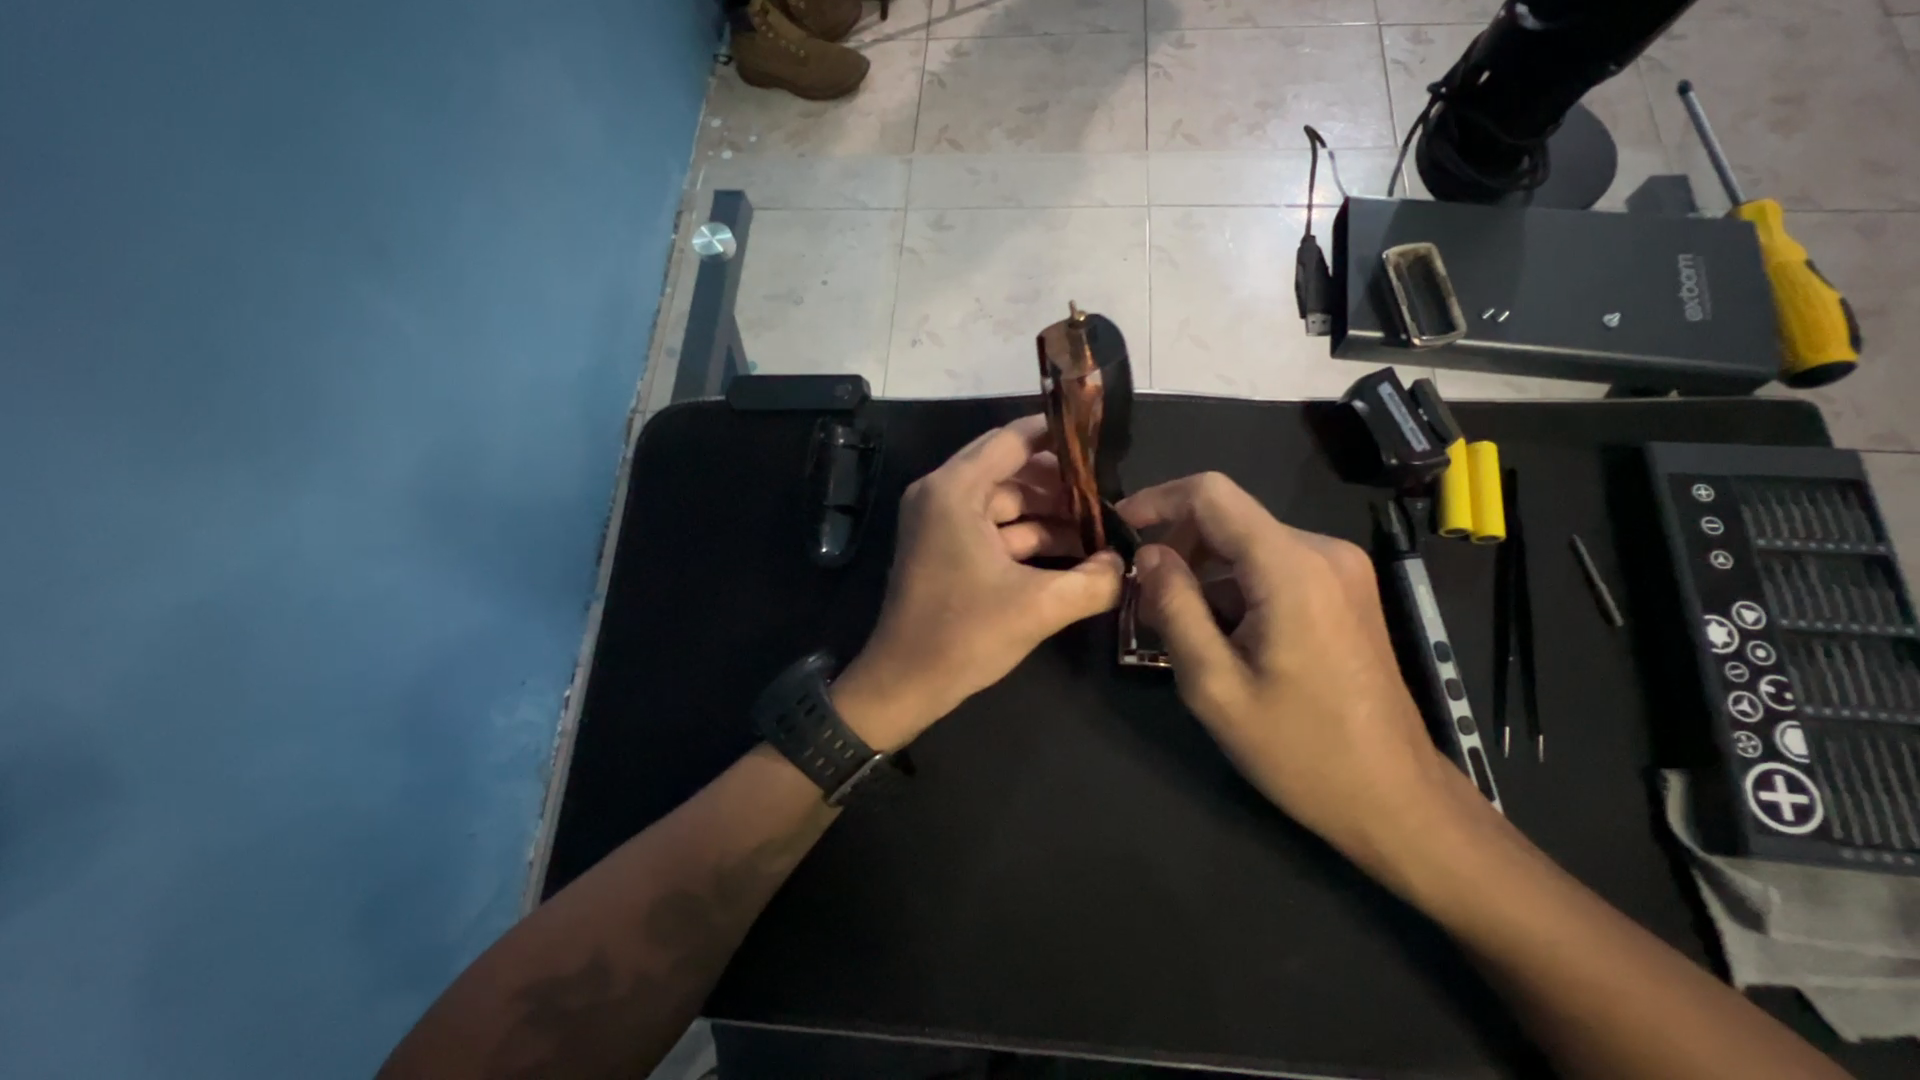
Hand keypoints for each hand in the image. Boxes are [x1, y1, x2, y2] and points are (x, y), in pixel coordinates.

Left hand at [833, 416, 1124, 751]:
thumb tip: (1128, 565)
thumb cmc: (964, 635)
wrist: (904, 684)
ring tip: (1101, 528)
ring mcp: (941, 522)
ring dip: (1050, 515)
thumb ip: (1095, 581)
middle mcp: (942, 494)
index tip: (1101, 439)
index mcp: (954, 490)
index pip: (1013, 440)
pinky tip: (1074, 555)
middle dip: (1062, 483)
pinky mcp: (945, 549)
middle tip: (1111, 495)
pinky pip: (994, 528)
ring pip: (1006, 502)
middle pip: (1011, 470)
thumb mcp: (1040, 606)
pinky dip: (1029, 537)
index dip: (1058, 436)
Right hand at [1116, 473, 1472, 866]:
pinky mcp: (1347, 591)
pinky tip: (1223, 638)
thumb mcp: (1215, 686)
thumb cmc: (1300, 749)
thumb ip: (1175, 608)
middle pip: (1229, 518)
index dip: (1156, 501)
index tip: (1117, 531)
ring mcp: (1342, 569)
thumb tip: (1148, 555)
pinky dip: (1237, 587)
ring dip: (1205, 573)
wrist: (1394, 796)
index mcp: (1291, 567)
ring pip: (1250, 544)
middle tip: (1143, 600)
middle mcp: (1323, 551)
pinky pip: (1276, 567)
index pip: (1211, 493)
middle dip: (1178, 548)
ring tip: (1178, 629)